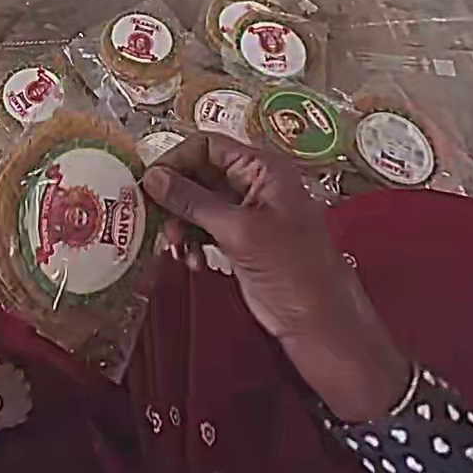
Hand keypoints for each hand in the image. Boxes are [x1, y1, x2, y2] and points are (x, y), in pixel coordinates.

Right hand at [143, 135, 411, 420]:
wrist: (322, 327)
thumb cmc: (290, 270)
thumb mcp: (238, 230)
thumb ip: (192, 200)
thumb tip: (151, 176)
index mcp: (262, 168)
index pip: (208, 145)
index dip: (177, 159)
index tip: (150, 183)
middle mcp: (254, 182)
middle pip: (200, 172)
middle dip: (176, 197)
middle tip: (158, 221)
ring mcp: (248, 211)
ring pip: (198, 202)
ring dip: (181, 223)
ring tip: (175, 248)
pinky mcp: (242, 238)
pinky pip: (205, 227)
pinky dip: (194, 241)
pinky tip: (193, 262)